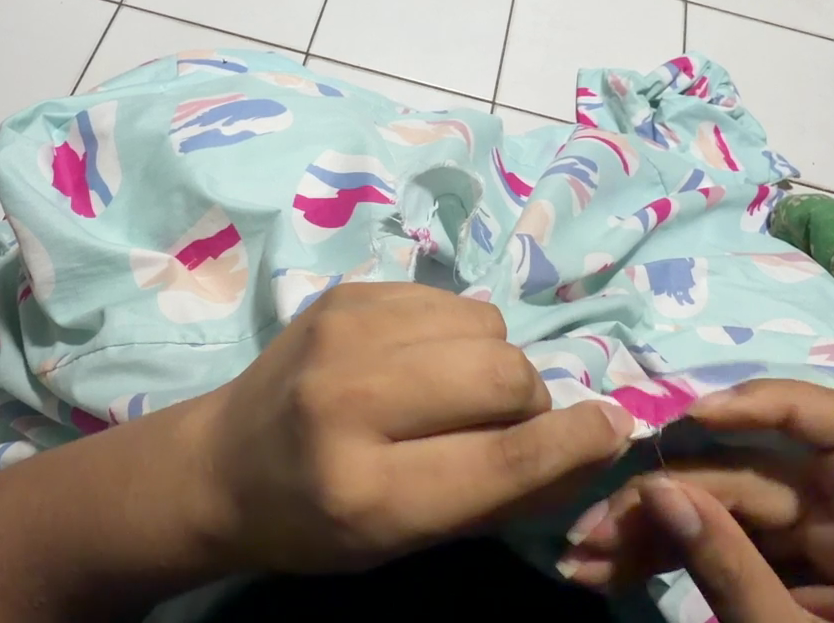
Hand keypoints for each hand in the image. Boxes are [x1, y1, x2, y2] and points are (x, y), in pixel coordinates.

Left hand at [190, 282, 636, 572]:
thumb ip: (498, 495)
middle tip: (505, 420)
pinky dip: (456, 331)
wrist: (222, 462)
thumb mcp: (403, 541)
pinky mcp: (345, 292)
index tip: (611, 428)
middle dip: (530, 398)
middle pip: (501, 373)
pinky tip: (420, 357)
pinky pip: (447, 299)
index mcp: (366, 489)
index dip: (573, 443)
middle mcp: (352, 397)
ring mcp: (344, 330)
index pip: (501, 458)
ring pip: (483, 323)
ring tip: (455, 387)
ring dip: (491, 359)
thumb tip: (588, 444)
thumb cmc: (314, 523)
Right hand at [558, 380, 833, 622]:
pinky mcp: (766, 561)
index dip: (773, 404)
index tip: (699, 418)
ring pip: (711, 500)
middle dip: (664, 493)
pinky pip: (705, 534)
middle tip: (596, 531)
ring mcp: (800, 538)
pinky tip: (607, 566)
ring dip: (645, 523)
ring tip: (585, 555)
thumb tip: (658, 490)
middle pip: (745, 469)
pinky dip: (657, 548)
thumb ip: (731, 573)